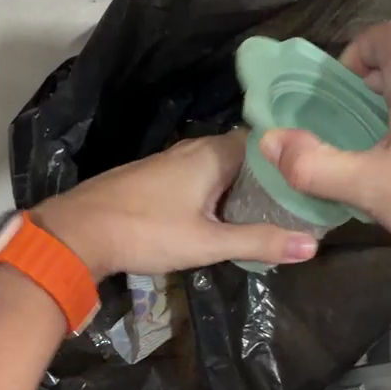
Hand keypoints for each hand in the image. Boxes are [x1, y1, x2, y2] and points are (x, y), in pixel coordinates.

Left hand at [33, 130, 319, 278]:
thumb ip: (258, 242)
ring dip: (236, 190)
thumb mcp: (208, 243)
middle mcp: (192, 148)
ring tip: (261, 217)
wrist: (78, 232)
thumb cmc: (147, 232)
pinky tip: (215, 219)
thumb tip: (312, 245)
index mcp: (213, 153)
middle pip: (241, 157)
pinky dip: (211, 195)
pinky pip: (194, 180)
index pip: (264, 143)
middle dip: (265, 180)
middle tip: (292, 207)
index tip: (309, 183)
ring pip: (216, 170)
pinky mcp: (150, 179)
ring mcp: (168, 162)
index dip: (288, 162)